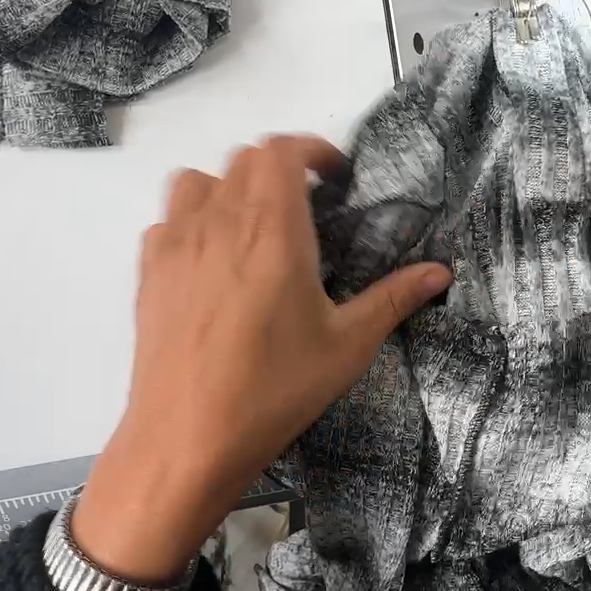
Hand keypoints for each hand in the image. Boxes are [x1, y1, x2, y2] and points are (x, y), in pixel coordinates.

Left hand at [72, 136, 452, 582]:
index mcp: (274, 231)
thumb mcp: (348, 346)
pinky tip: (214, 262)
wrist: (185, 440)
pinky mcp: (147, 271)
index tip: (335, 178)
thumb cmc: (275, 389)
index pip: (281, 150)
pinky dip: (195, 219)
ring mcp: (175, 244)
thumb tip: (443, 272)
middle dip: (280, 168)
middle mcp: (219, 222)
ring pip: (198, 180)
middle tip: (309, 207)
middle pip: (244, 158)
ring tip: (256, 226)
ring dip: (231, 186)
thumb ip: (395, 299)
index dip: (312, 149)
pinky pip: (169, 219)